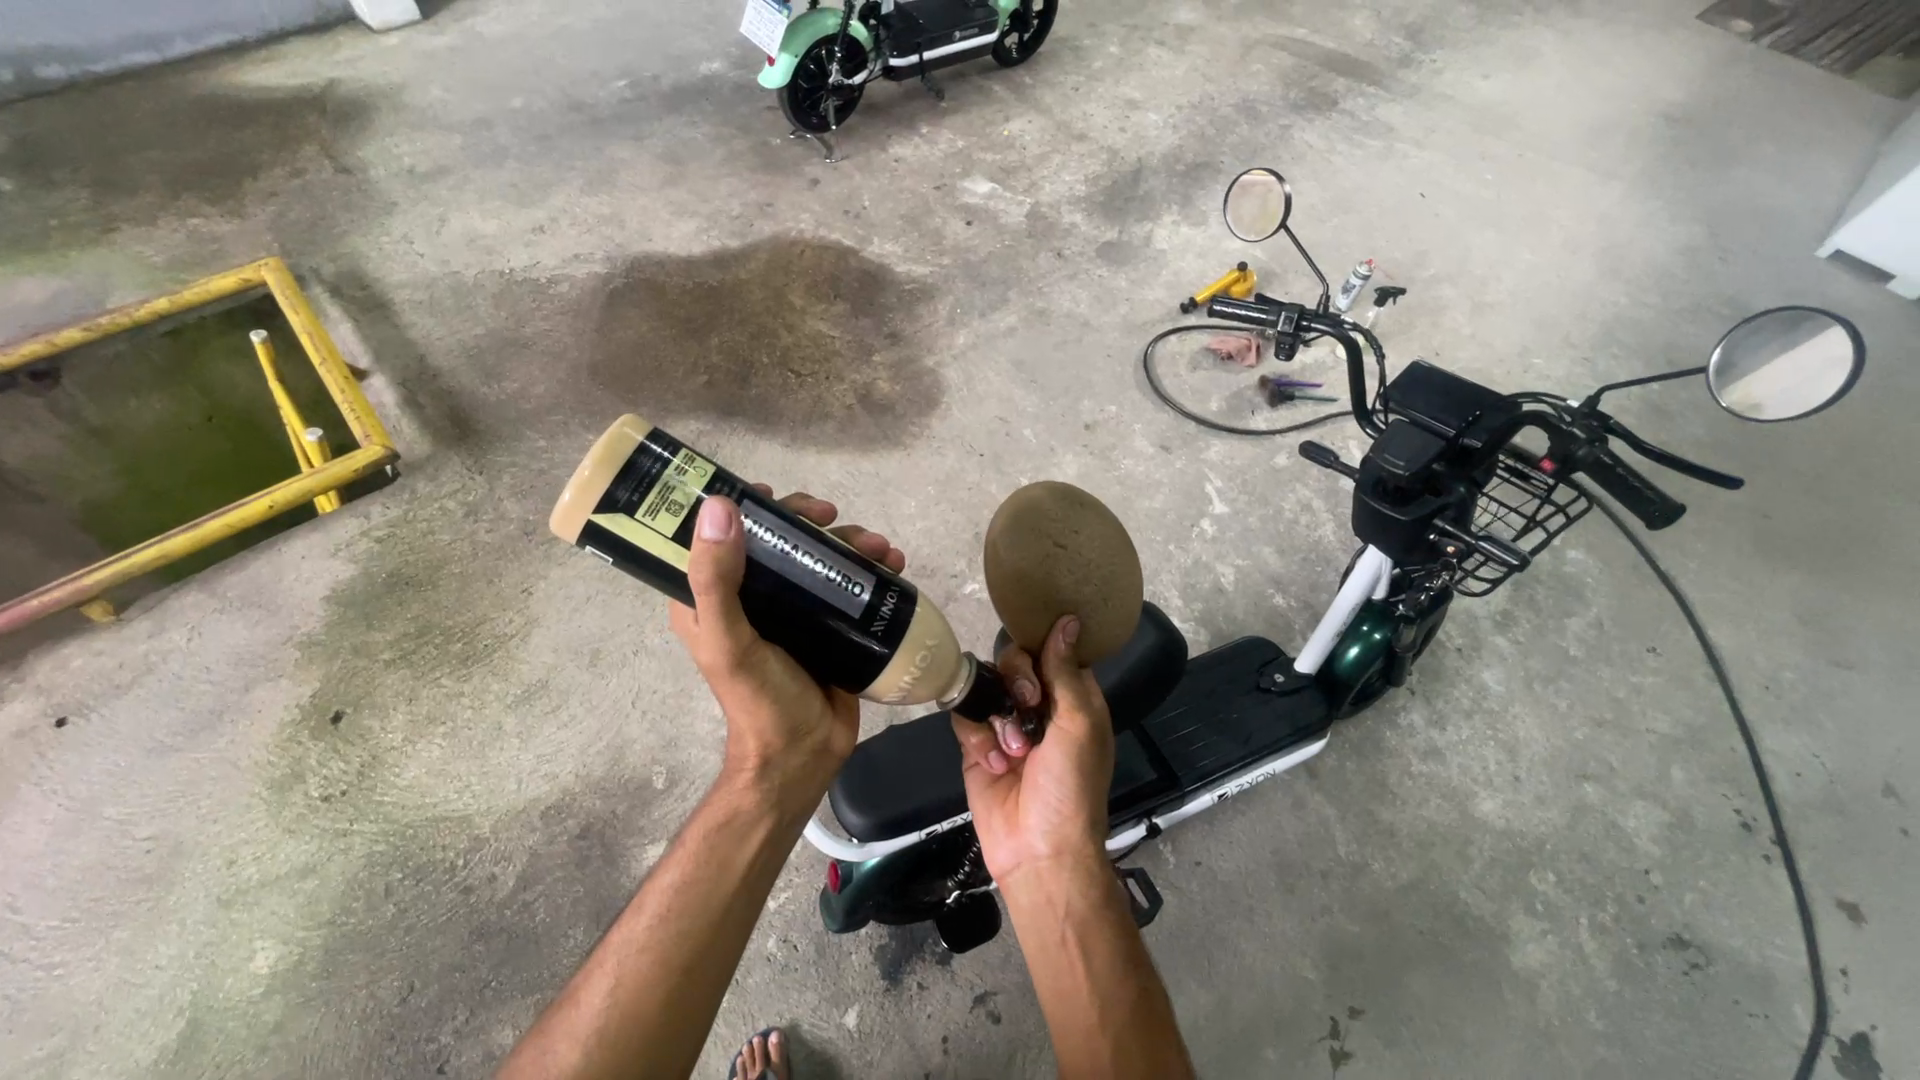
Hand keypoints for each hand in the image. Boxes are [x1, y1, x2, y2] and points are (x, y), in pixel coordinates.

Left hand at [671, 487, 906, 811]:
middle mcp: (750, 597)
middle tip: (836, 518)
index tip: (778, 497)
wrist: (805, 755)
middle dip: (813, 521)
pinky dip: (871, 568)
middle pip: (780, 538)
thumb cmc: (758, 700)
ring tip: (883, 549)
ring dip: (852, 541)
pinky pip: (848, 583)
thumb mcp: (728, 640)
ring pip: (819, 556)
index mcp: (711, 597)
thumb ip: (715, 579)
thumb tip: (718, 506)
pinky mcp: (829, 624)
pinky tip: (896, 565)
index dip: (747, 507)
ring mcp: (793, 610)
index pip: (722, 534)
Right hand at [951, 615, 1113, 884]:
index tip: (1037, 655)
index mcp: (1074, 699)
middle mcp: (1040, 707)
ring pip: (986, 687)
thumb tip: (1071, 618)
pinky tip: (994, 764)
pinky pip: (966, 718)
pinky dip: (977, 738)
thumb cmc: (1071, 786)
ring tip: (1013, 751)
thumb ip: (1066, 670)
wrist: (1038, 849)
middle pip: (1013, 663)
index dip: (1042, 647)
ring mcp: (1006, 726)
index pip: (1053, 651)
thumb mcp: (1079, 723)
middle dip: (1016, 682)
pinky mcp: (977, 747)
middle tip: (1026, 704)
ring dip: (998, 717)